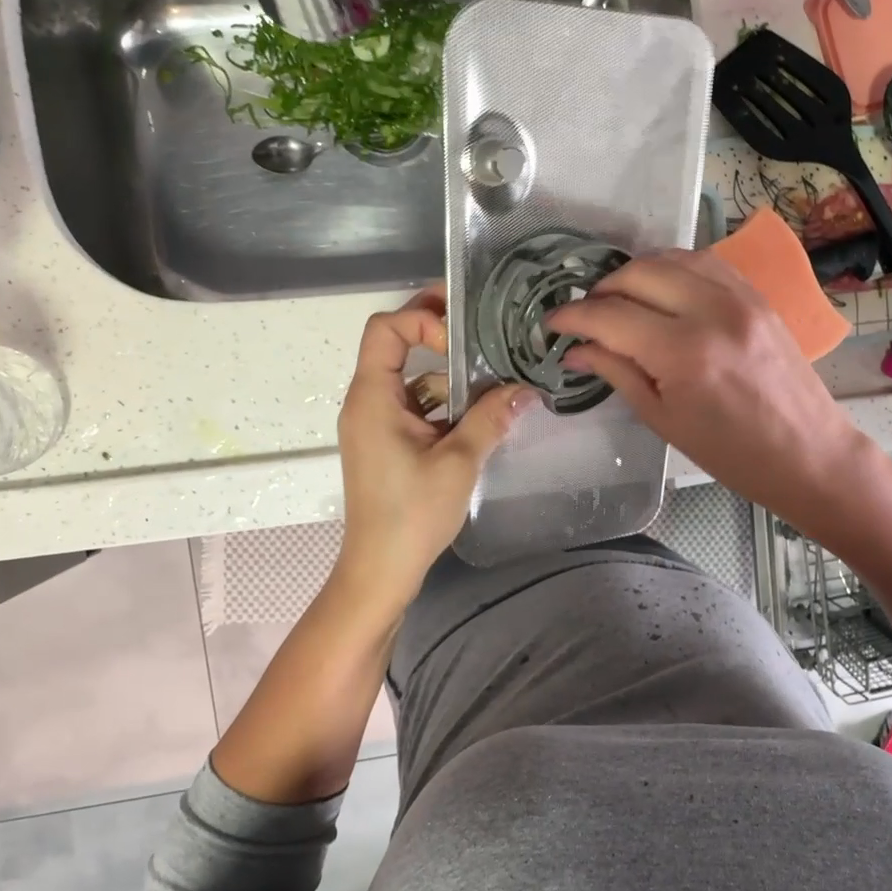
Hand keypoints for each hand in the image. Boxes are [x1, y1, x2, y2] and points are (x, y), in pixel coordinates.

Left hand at [335, 288, 533, 605]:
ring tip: (493, 386)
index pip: (385, 329)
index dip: (422, 320)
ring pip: (410, 382)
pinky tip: (477, 420)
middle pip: (396, 348)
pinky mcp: (385, 445)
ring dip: (448, 380)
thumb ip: (490, 418)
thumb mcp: (459, 462)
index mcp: (372, 398)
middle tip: (485, 334)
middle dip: (439, 338)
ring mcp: (374, 425)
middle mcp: (366, 403)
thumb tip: (525, 388)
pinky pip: (413, 409)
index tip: (461, 341)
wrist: (381, 569)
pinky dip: (442, 407)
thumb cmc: (413, 514)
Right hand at [546, 249, 864, 525]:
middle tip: (586, 316)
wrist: (807, 453)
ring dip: (635, 272)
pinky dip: (673, 268)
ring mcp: (739, 297)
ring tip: (618, 300)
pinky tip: (660, 290)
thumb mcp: (662, 419)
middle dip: (601, 290)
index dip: (573, 317)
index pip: (610, 316)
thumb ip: (617, 372)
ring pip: (671, 257)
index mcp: (683, 353)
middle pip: (638, 273)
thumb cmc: (730, 453)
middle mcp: (711, 311)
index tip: (553, 325)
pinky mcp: (757, 295)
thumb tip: (575, 351)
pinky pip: (705, 261)